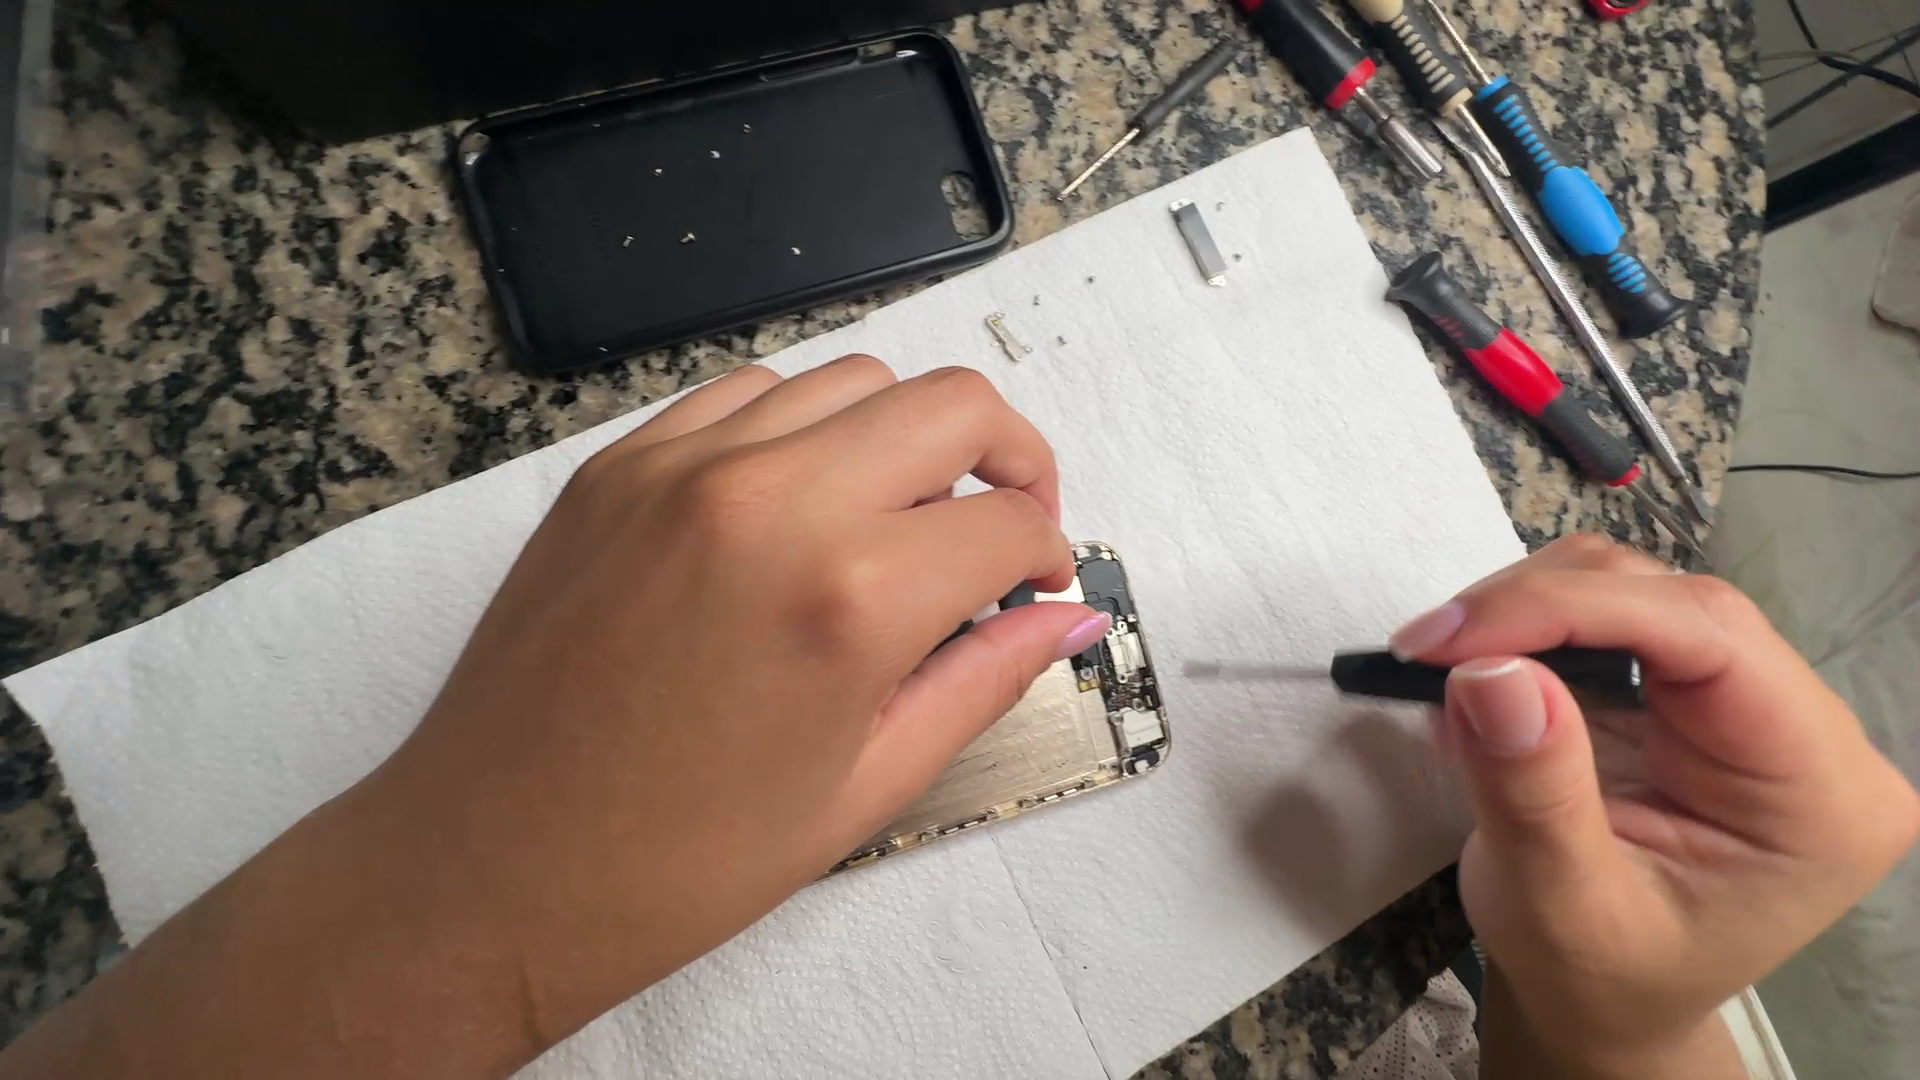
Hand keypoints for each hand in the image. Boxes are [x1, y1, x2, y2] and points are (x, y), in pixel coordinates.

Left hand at [0, 356, 1111, 1079]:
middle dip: (1015, 454)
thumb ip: (988, 678)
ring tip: (906, 511)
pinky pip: (756, 393)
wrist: (486, 867)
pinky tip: (808, 496)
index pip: (1007, 522)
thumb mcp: (870, 783)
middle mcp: (774, 500)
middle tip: (1008, 520)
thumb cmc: (685, 856)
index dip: (1047, 550)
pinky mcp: (622, 461)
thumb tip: (1067, 617)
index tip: (1040, 581)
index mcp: (850, 599)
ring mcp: (687, 464)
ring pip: (859, 379)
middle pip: (955, 403)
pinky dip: (812, 427)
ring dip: (912, 436)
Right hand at [1389, 535, 1919, 1079]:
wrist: (1598, 994)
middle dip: (1526, 606)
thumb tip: (1486, 670)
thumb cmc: (1593, 972)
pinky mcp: (1664, 696)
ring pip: (1620, 586)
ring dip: (1513, 609)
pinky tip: (1469, 682)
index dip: (1564, 611)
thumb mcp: (1557, 901)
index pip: (1704, 636)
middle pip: (1662, 597)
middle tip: (1423, 651)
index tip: (1440, 641)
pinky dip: (1510, 628)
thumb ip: (1531, 789)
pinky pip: (1586, 616)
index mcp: (1813, 789)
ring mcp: (1728, 705)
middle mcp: (1792, 728)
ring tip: (1441, 668)